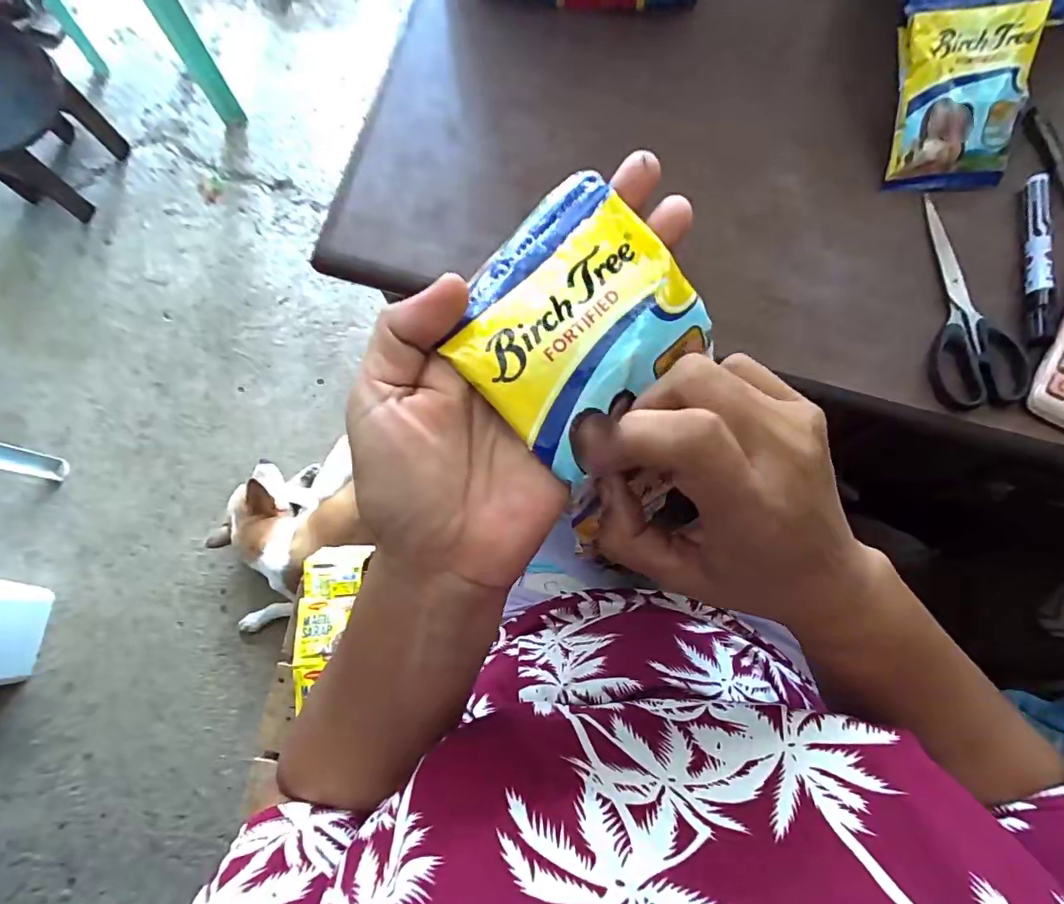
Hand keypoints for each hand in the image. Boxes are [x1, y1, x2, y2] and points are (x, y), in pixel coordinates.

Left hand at [345, 150, 695, 592]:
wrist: (440, 557)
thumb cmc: (400, 483)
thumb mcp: (378, 397)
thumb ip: (403, 333)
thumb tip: (458, 279)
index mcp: (474, 349)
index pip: (522, 275)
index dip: (559, 233)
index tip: (597, 190)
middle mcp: (523, 365)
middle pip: (576, 291)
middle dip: (617, 240)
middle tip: (659, 187)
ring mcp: (558, 400)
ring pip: (607, 331)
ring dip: (646, 282)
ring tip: (683, 228)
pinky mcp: (584, 438)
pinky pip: (620, 393)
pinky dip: (651, 359)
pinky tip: (685, 316)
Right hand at [586, 353, 878, 628]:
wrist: (826, 573)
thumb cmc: (749, 581)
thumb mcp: (676, 577)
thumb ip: (624, 535)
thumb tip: (603, 480)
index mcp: (751, 503)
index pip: (691, 436)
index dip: (629, 435)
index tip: (599, 460)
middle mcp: (780, 448)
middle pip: (692, 380)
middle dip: (641, 409)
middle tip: (631, 448)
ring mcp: (796, 417)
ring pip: (709, 367)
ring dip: (668, 397)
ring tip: (665, 437)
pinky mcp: (802, 403)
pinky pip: (735, 368)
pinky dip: (702, 389)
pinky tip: (701, 423)